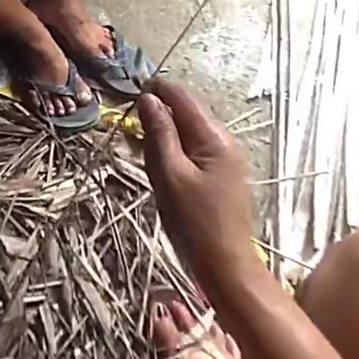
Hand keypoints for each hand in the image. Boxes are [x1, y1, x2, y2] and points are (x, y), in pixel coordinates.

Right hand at [140, 80, 257, 294]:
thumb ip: (159, 133)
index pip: (182, 98)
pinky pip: (196, 150)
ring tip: (151, 161)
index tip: (131, 94)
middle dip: (160, 119)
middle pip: (186, 114)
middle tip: (137, 139)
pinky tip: (168, 173)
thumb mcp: (169, 175)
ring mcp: (227, 158)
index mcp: (214, 137)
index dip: (157, 90)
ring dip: (168, 138)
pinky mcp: (224, 174)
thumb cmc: (195, 222)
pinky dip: (178, 152)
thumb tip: (149, 98)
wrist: (226, 268)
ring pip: (189, 133)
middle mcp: (225, 140)